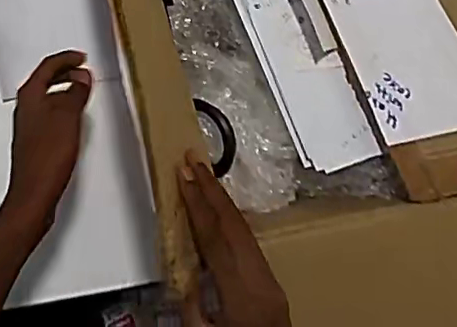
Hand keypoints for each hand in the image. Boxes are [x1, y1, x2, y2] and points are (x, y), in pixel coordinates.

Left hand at [1, 50, 93, 230]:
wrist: (33, 195)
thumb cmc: (45, 159)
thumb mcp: (68, 117)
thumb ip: (76, 93)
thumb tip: (81, 77)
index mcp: (31, 95)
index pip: (48, 65)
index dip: (66, 58)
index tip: (80, 56)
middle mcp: (27, 107)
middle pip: (46, 79)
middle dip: (65, 71)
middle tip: (81, 68)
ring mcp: (29, 124)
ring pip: (48, 95)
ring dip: (65, 89)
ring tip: (81, 88)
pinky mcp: (35, 140)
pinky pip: (50, 113)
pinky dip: (63, 107)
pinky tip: (73, 118)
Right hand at [178, 150, 290, 326]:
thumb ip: (191, 299)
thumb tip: (182, 267)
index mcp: (243, 293)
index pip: (214, 235)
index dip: (195, 201)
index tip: (181, 172)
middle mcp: (263, 283)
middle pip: (233, 225)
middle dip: (211, 188)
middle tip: (192, 157)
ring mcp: (273, 285)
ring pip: (245, 231)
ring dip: (222, 201)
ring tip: (204, 174)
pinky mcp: (275, 290)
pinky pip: (251, 243)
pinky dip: (233, 221)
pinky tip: (222, 211)